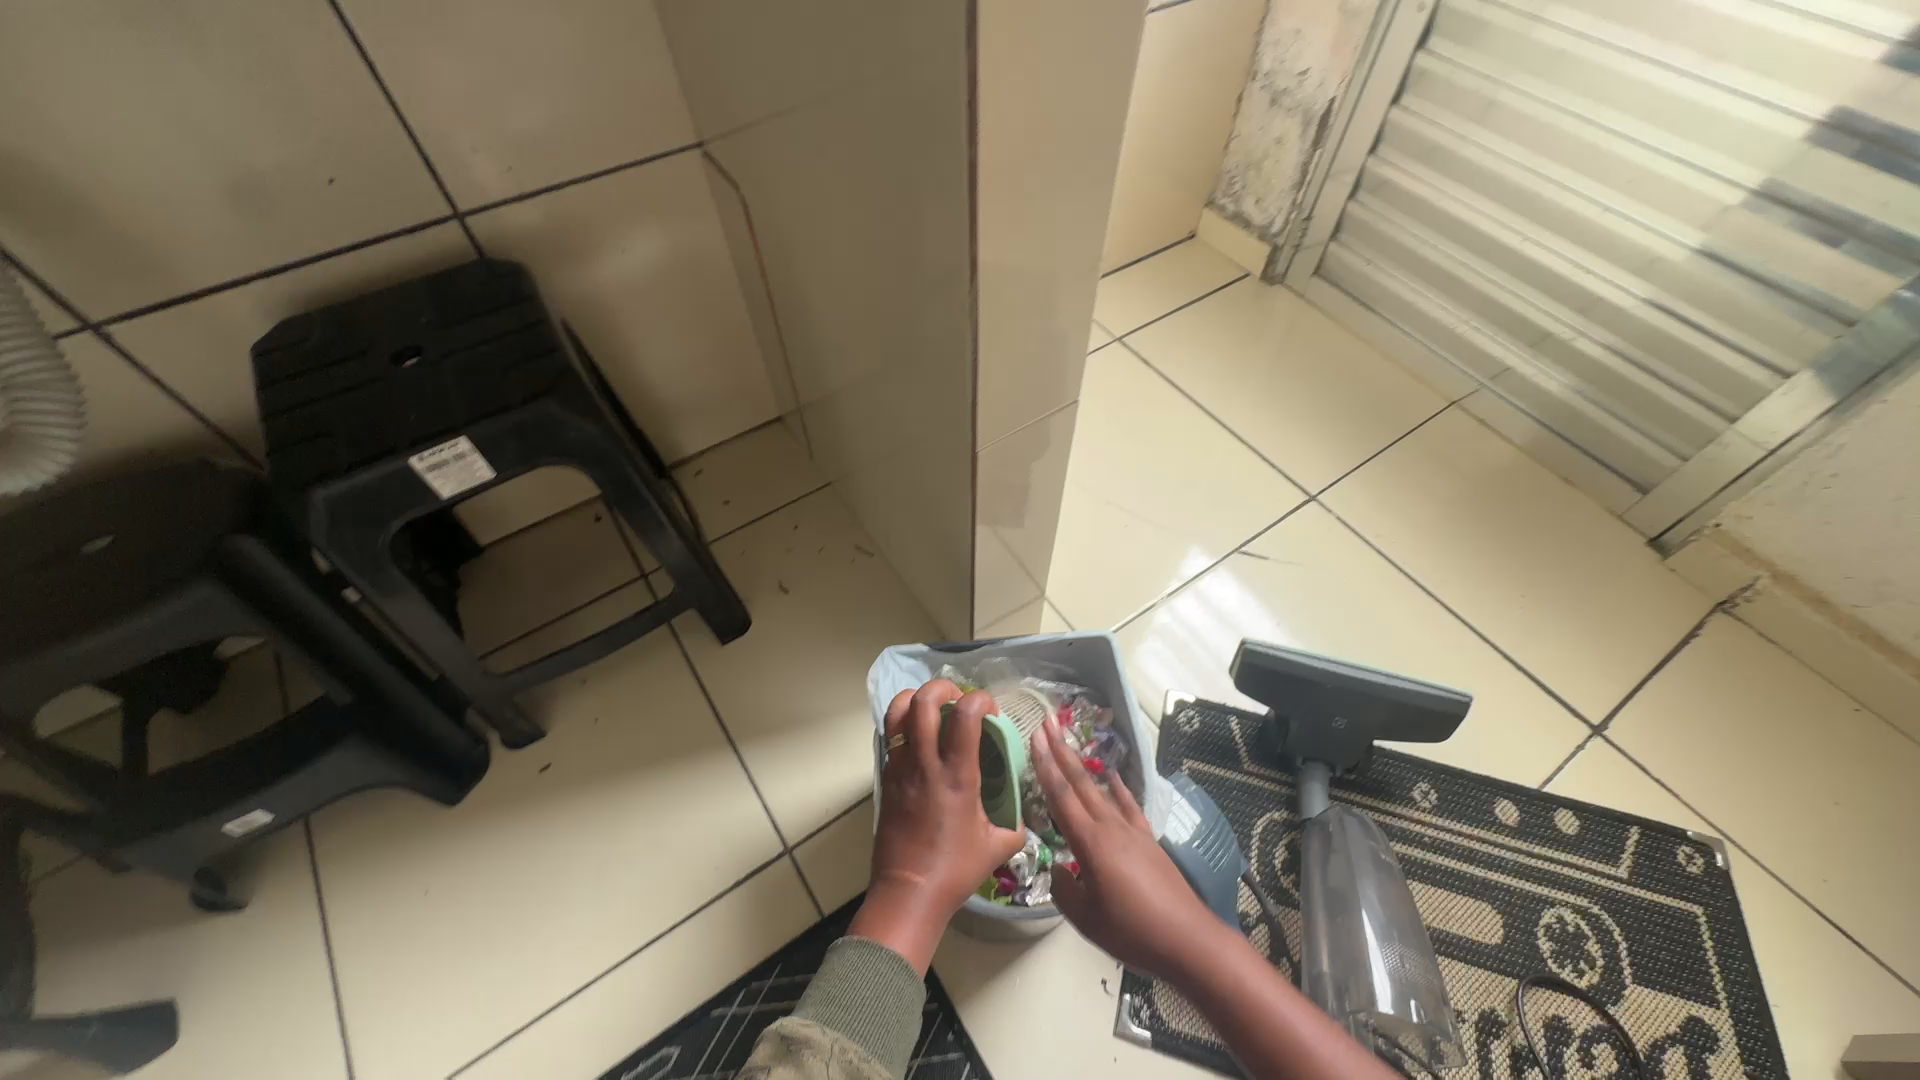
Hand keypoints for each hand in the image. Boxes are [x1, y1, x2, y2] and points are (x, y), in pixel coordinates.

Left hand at [850, 680, 1026, 972]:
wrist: (908, 892)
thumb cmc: (954, 870)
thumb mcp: (998, 846)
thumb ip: (1014, 822)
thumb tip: (1021, 811)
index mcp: (957, 776)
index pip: (966, 715)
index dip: (981, 700)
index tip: (991, 712)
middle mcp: (925, 764)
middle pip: (924, 701)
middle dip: (944, 688)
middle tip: (959, 699)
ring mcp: (900, 768)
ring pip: (898, 712)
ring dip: (917, 699)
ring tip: (934, 707)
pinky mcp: (886, 778)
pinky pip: (890, 735)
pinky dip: (904, 722)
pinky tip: (920, 736)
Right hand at [1030, 715, 1225, 981]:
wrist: (1187, 940)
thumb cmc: (1132, 931)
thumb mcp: (1085, 918)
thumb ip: (1064, 889)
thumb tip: (1059, 869)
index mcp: (1090, 843)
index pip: (1061, 796)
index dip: (1045, 765)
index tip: (1035, 737)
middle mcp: (1111, 827)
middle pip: (1080, 782)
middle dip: (1060, 751)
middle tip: (1046, 723)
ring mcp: (1132, 831)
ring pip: (1102, 790)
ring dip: (1082, 766)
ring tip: (1070, 745)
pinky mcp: (1148, 840)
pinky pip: (1128, 805)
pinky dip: (1119, 788)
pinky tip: (1114, 777)